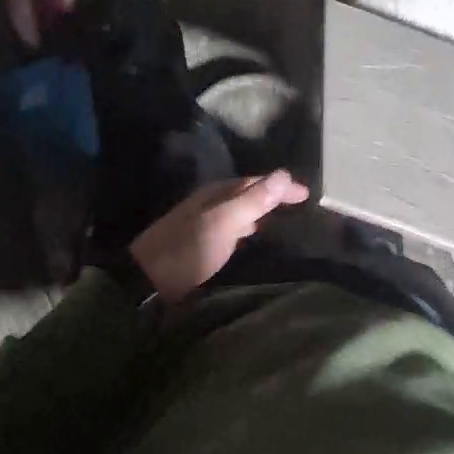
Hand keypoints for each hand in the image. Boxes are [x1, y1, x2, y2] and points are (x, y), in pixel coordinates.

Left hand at [129, 170, 309, 301]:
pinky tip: (251, 235)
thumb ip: (253, 200)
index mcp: (216, 193)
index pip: (255, 181)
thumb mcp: (224, 222)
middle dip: (272, 194)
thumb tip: (284, 173)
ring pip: (239, 208)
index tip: (307, 194)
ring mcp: (203, 221)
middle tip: (299, 203)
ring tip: (281, 216)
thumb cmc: (188, 248)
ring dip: (260, 209)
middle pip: (246, 192)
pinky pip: (232, 225)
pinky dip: (247, 225)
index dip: (281, 186)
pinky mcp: (200, 241)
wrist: (147, 279)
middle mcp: (209, 202)